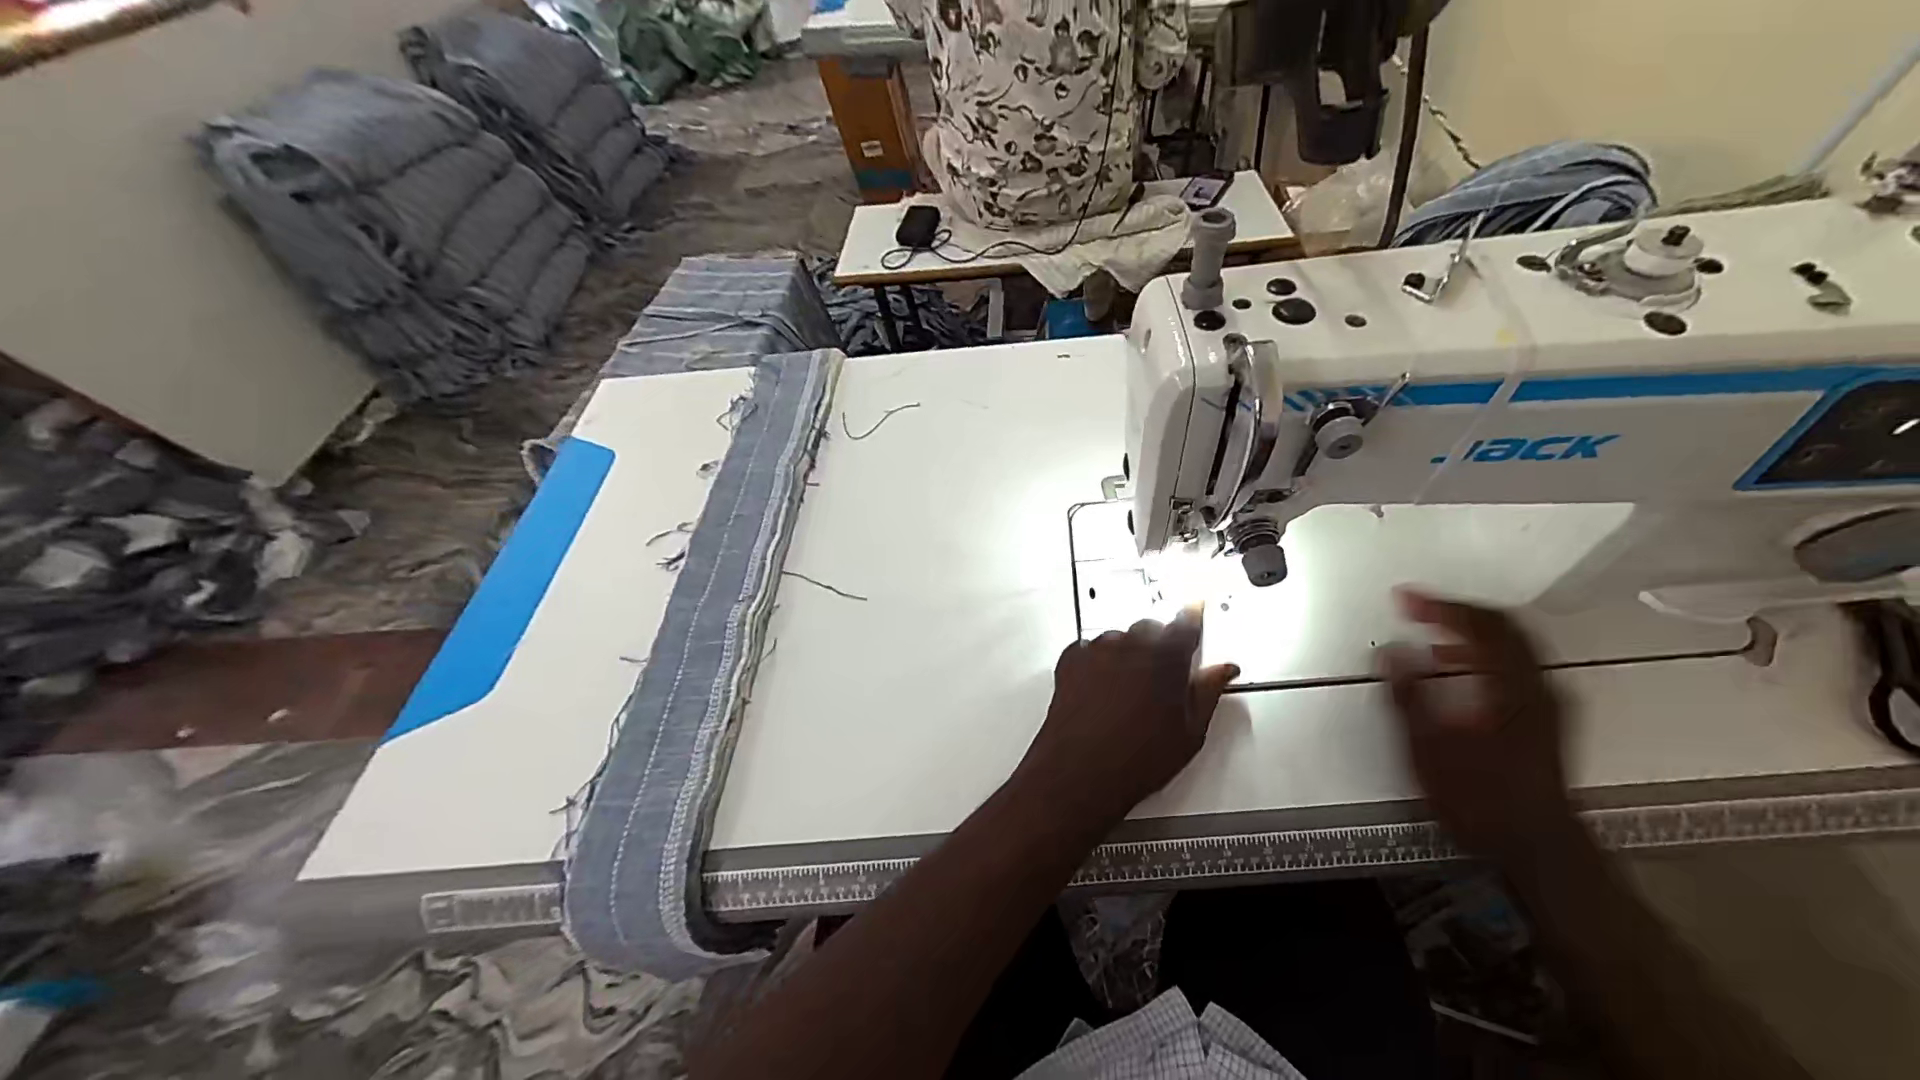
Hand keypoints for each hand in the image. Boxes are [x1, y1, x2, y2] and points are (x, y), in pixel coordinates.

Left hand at [1016, 608, 1239, 828]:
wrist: (1081, 770)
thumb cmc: (1134, 759)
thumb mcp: (1189, 731)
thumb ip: (1207, 692)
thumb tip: (1222, 672)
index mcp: (1166, 657)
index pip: (1186, 623)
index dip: (1192, 618)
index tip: (1195, 612)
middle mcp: (1130, 645)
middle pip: (1150, 627)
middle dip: (1158, 643)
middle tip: (1161, 673)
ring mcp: (1097, 650)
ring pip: (1118, 638)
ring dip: (1126, 652)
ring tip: (1128, 689)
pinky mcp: (1071, 660)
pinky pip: (1088, 649)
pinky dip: (1097, 661)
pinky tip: (1101, 687)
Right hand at [1378, 589, 1578, 862]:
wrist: (1538, 849)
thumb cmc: (1482, 801)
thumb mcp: (1430, 748)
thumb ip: (1408, 694)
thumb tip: (1389, 652)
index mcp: (1512, 687)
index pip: (1481, 624)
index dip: (1440, 605)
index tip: (1403, 598)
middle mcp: (1538, 687)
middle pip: (1504, 626)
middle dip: (1456, 610)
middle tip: (1417, 606)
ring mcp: (1547, 702)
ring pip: (1512, 644)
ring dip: (1468, 629)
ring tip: (1430, 630)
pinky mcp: (1545, 716)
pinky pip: (1514, 663)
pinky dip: (1480, 651)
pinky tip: (1454, 667)